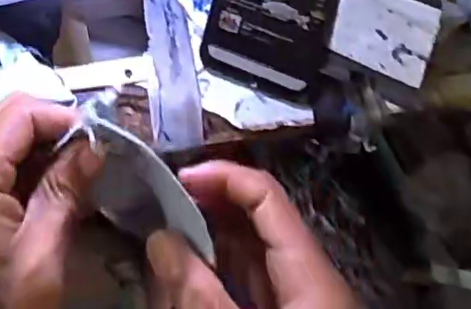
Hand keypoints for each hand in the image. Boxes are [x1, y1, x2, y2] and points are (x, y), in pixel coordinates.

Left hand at [0, 94, 104, 308]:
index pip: (23, 111)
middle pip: (11, 117)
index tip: (101, 141)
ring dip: (41, 149)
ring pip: (4, 136)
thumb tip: (94, 147)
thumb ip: (64, 191)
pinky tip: (52, 190)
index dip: (65, 118)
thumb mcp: (40, 255)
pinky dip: (23, 167)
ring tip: (80, 175)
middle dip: (54, 130)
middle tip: (93, 158)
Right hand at [145, 161, 355, 308]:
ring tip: (166, 245)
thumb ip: (200, 293)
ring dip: (207, 245)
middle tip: (161, 210)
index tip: (176, 180)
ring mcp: (303, 303)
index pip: (264, 193)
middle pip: (255, 221)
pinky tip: (189, 283)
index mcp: (311, 272)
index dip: (220, 175)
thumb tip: (158, 238)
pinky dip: (219, 278)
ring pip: (251, 256)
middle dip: (205, 209)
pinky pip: (253, 287)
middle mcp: (311, 279)